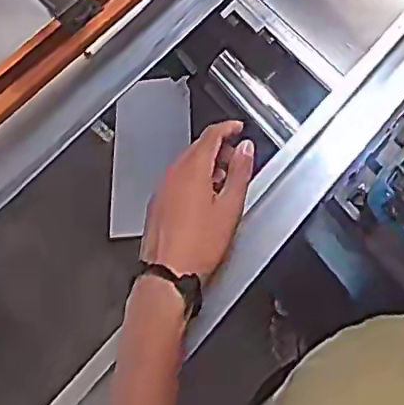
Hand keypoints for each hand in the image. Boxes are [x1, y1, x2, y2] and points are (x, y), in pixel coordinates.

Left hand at [141, 121, 255, 278]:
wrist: (168, 277)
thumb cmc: (197, 247)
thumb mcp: (230, 207)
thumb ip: (240, 172)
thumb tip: (245, 149)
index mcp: (193, 169)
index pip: (211, 134)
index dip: (228, 127)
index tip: (237, 128)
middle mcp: (174, 173)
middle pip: (199, 147)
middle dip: (220, 148)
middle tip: (236, 160)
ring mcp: (163, 187)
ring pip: (188, 163)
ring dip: (207, 165)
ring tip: (223, 185)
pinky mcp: (157, 202)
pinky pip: (177, 178)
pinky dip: (192, 179)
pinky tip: (204, 200)